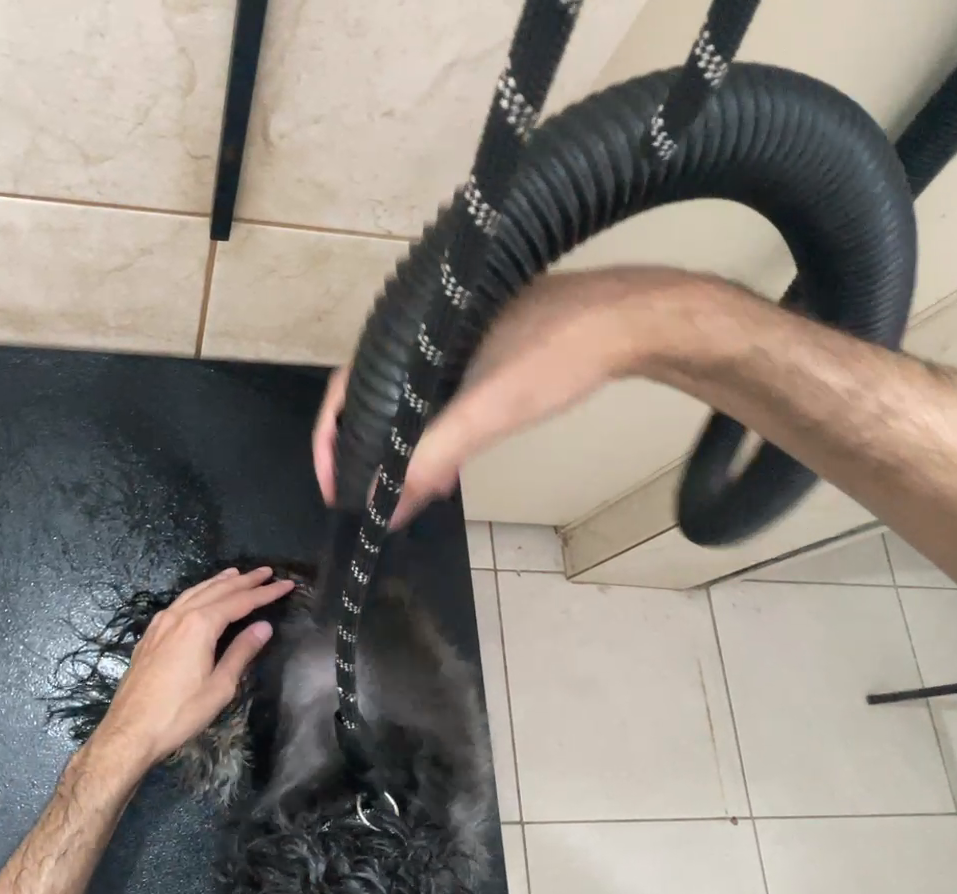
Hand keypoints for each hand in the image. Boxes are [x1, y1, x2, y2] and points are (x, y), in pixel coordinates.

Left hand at [90, 567, 295, 770]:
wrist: (131, 730)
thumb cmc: (180, 713)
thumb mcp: (220, 686)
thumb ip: (241, 652)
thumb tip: (263, 627)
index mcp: (199, 626)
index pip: (240, 602)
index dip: (265, 593)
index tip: (286, 584)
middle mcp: (179, 616)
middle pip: (217, 591)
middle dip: (244, 581)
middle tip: (267, 572)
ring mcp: (161, 624)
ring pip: (195, 593)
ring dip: (218, 582)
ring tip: (236, 574)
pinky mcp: (150, 635)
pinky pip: (179, 603)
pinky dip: (197, 593)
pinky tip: (200, 597)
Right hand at [312, 267, 717, 525]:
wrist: (626, 321)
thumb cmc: (555, 356)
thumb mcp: (487, 411)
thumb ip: (433, 460)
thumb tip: (387, 510)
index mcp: (407, 334)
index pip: (343, 391)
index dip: (330, 443)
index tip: (334, 488)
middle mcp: (417, 331)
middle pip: (365, 397)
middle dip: (358, 449)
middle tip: (359, 494)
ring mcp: (444, 339)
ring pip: (399, 399)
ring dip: (393, 444)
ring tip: (392, 486)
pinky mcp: (472, 348)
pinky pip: (430, 395)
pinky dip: (425, 431)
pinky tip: (437, 460)